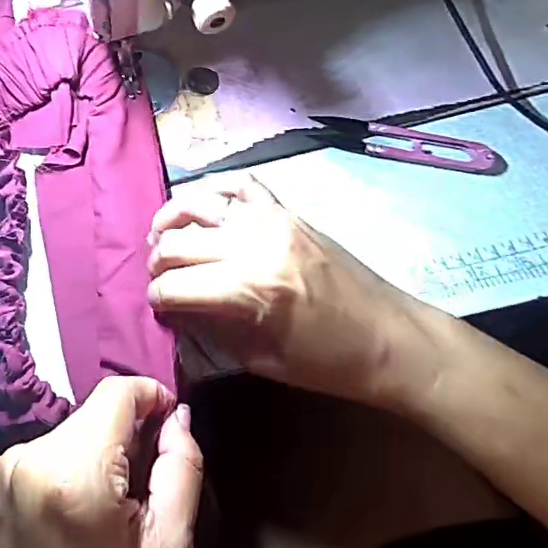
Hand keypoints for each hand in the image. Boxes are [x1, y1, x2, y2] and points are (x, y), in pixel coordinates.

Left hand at [0, 377, 202, 547]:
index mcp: (74, 476)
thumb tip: (180, 417)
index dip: (150, 395)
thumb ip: (180, 473)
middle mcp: (32, 456)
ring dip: (100, 450)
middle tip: (146, 486)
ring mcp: (8, 462)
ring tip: (113, 507)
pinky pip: (51, 446)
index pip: (115, 394)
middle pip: (95, 413)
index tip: (172, 418)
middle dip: (128, 435)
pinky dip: (74, 463)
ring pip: (75, 428)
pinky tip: (81, 508)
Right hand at [146, 174, 451, 411]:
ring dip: (170, 219)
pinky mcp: (287, 211)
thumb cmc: (329, 363)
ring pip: (198, 203)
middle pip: (178, 242)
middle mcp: (255, 245)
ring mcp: (272, 220)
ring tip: (162, 235)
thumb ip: (209, 327)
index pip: (176, 285)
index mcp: (250, 290)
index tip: (154, 304)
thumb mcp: (260, 358)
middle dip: (156, 262)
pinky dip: (214, 189)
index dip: (156, 296)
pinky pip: (240, 184)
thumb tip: (173, 309)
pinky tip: (202, 206)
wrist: (393, 340)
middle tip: (156, 277)